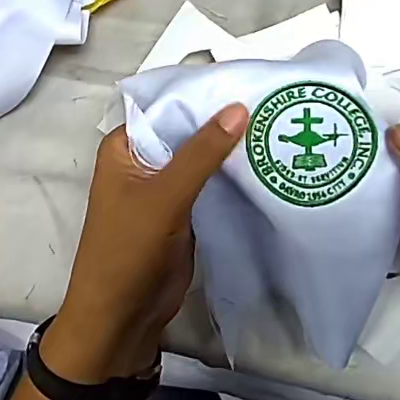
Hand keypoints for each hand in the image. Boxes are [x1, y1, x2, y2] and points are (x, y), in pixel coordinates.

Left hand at [43, 105, 247, 382]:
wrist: (121, 319)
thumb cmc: (129, 250)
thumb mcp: (165, 196)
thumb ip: (201, 153)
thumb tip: (238, 106)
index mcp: (124, 146)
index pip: (165, 107)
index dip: (202, 94)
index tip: (246, 81)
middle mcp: (141, 161)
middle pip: (185, 132)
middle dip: (221, 122)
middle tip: (272, 102)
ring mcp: (162, 187)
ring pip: (200, 159)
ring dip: (229, 150)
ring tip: (277, 127)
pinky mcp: (181, 212)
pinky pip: (208, 185)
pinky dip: (230, 177)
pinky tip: (266, 165)